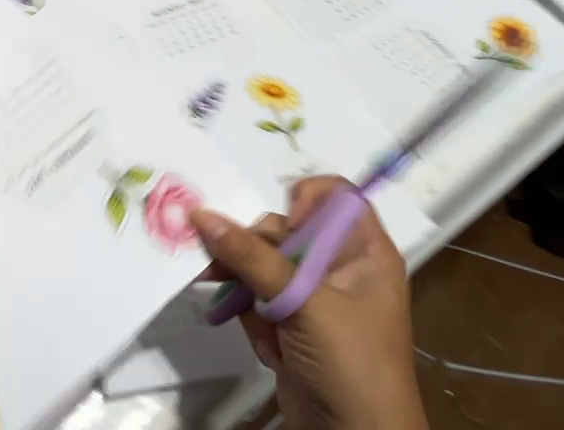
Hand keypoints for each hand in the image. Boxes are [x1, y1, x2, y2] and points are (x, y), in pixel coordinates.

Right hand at [191, 177, 426, 429]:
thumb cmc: (351, 365)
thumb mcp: (303, 304)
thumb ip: (251, 257)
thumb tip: (199, 215)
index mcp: (364, 253)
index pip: (334, 197)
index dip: (305, 199)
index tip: (285, 225)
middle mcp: (339, 267)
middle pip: (286, 227)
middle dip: (253, 243)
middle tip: (226, 259)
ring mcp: (312, 295)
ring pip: (262, 259)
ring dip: (239, 274)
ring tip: (215, 285)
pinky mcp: (290, 321)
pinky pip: (255, 292)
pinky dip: (245, 307)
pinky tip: (256, 334)